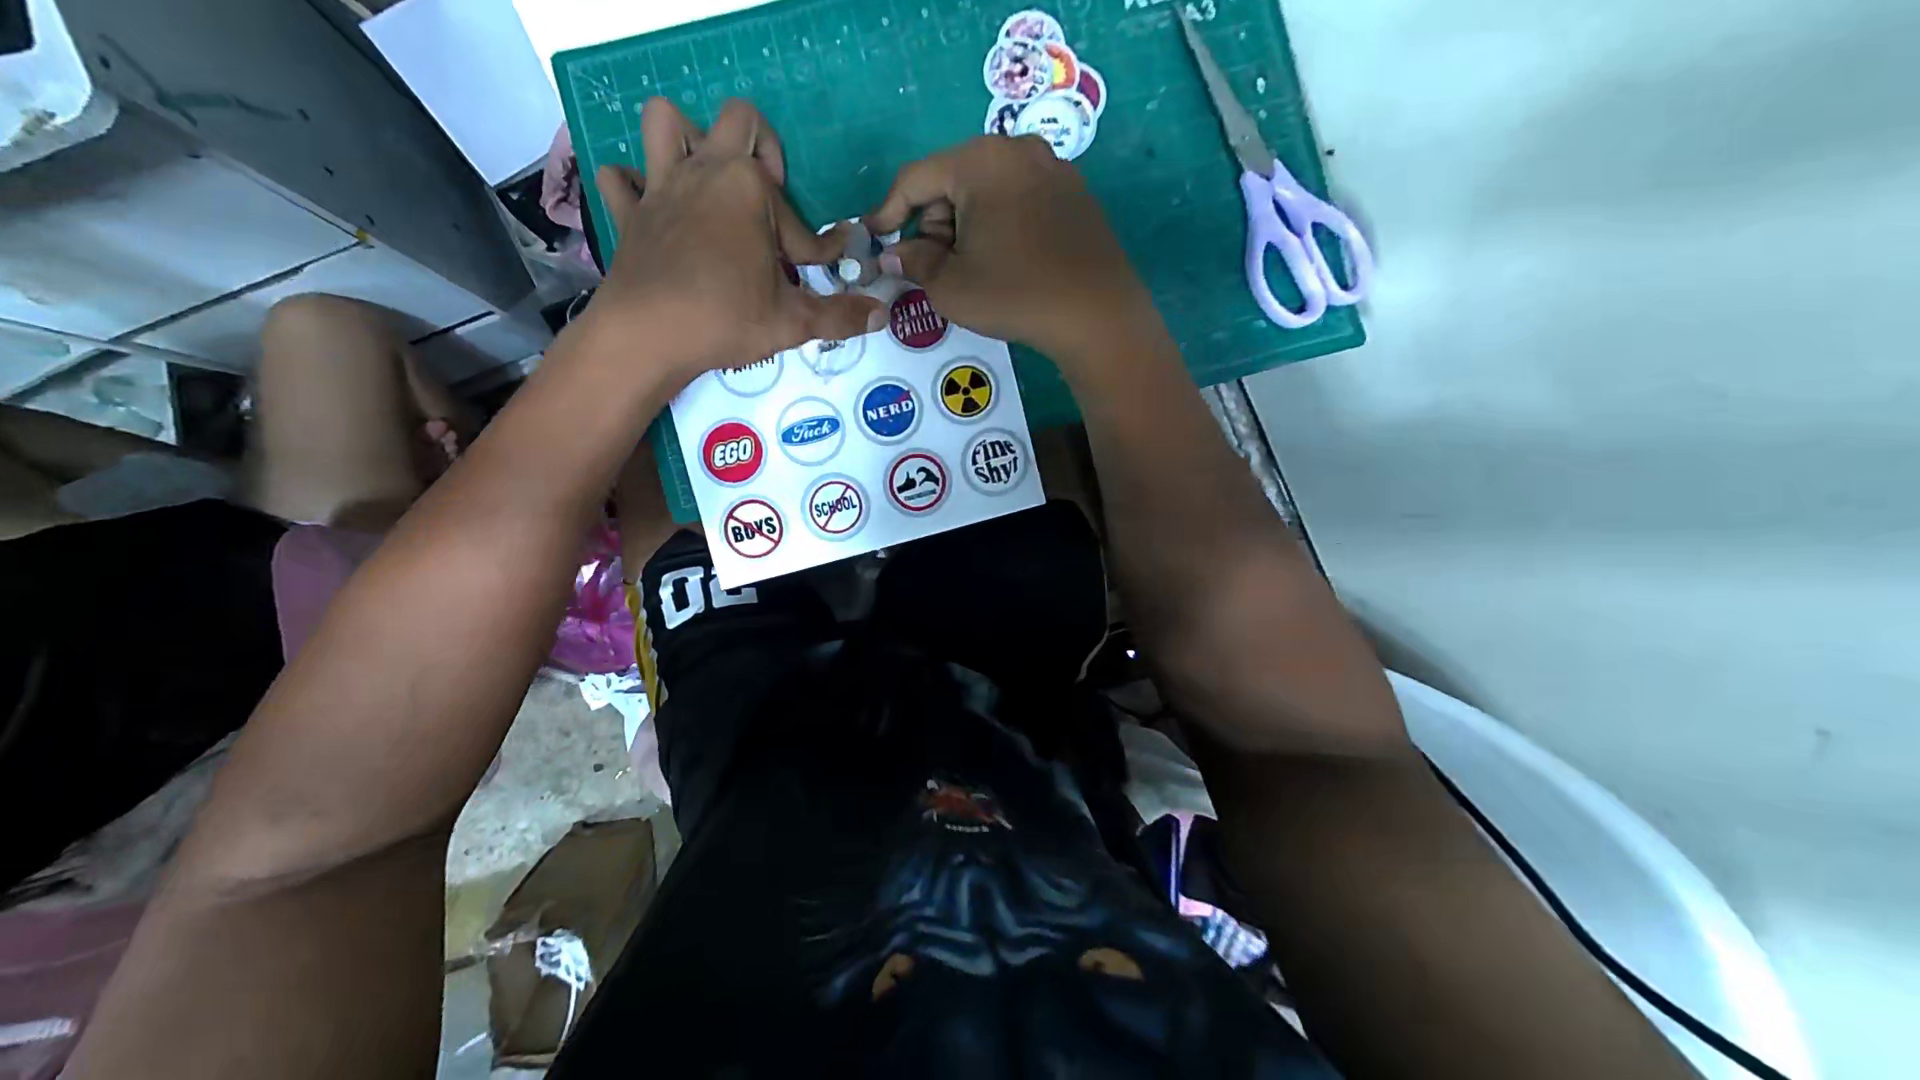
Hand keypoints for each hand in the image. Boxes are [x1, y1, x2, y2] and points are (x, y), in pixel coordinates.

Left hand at [584, 99, 880, 382]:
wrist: (647, 336)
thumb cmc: (725, 319)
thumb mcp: (793, 322)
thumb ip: (841, 315)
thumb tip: (882, 315)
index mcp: (750, 189)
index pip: (798, 219)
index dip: (818, 249)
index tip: (825, 266)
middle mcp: (706, 171)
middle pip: (738, 120)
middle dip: (761, 149)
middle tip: (769, 199)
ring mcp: (661, 187)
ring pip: (666, 123)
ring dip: (690, 141)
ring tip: (710, 184)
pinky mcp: (630, 212)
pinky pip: (622, 179)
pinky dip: (635, 186)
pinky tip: (655, 209)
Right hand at [864, 135, 1154, 360]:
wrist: (1098, 315)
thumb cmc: (1016, 295)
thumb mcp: (951, 286)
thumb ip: (914, 261)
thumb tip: (896, 252)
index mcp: (981, 161)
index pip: (916, 178)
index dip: (888, 210)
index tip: (875, 237)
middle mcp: (1018, 150)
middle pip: (953, 179)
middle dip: (934, 221)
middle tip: (932, 266)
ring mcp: (1053, 169)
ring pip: (987, 190)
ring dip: (966, 225)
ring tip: (972, 270)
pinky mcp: (1075, 194)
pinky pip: (1019, 199)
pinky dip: (999, 224)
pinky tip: (1005, 262)